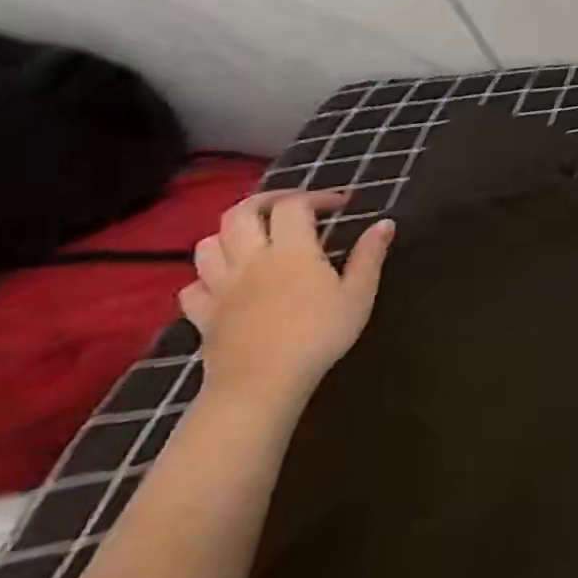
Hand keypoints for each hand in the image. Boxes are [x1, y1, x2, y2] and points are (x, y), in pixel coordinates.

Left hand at [179, 189, 394, 401]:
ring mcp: (219, 286)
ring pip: (208, 244)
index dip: (317, 197)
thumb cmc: (320, 333)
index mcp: (290, 250)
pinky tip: (225, 283)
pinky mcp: (203, 313)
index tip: (342, 203)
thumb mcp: (359, 293)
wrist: (263, 380)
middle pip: (239, 213)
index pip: (294, 206)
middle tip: (291, 205)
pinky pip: (193, 286)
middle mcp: (249, 259)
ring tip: (254, 239)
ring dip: (230, 233)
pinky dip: (208, 277)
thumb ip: (370, 256)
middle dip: (265, 200)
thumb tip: (384, 223)